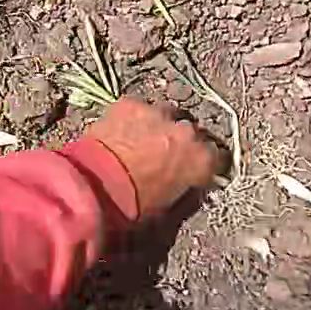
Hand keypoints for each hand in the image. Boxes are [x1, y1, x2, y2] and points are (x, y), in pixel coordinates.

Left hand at [81, 99, 217, 216]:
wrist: (95, 183)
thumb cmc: (132, 204)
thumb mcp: (167, 205)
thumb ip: (184, 188)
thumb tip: (185, 184)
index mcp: (203, 161)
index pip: (215, 157)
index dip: (199, 161)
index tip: (189, 166)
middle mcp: (187, 133)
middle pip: (190, 132)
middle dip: (178, 141)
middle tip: (159, 152)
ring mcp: (159, 114)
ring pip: (165, 113)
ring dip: (156, 124)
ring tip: (138, 138)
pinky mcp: (130, 104)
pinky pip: (136, 107)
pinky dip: (130, 116)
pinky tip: (118, 128)